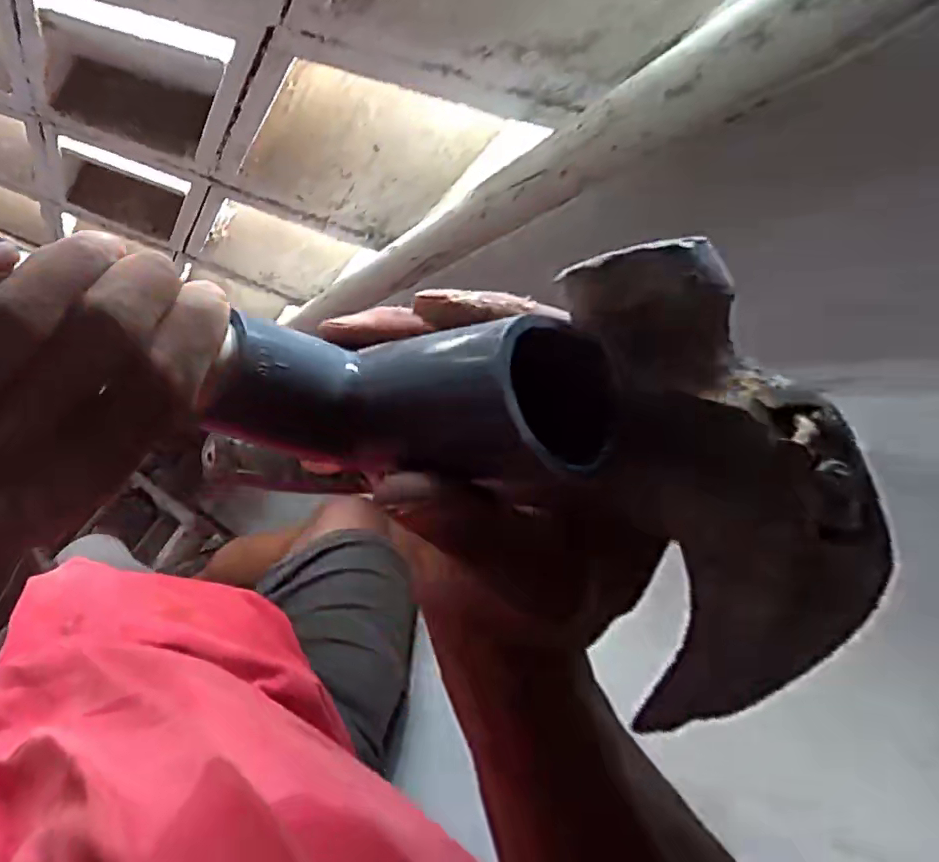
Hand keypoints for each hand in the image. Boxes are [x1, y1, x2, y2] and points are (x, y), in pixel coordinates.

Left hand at [0, 233, 229, 573]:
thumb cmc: (34, 495)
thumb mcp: (103, 487)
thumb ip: (147, 417)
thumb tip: (195, 322)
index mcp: (67, 486)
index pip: (151, 389)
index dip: (195, 330)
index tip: (208, 302)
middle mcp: (1, 444)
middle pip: (98, 331)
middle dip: (149, 283)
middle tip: (160, 274)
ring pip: (19, 306)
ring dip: (81, 259)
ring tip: (107, 252)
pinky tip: (8, 258)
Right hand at [318, 291, 665, 655]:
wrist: (497, 631)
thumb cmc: (538, 611)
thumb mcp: (522, 577)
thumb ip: (471, 532)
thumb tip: (396, 482)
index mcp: (610, 438)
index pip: (567, 346)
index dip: (500, 315)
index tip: (431, 307)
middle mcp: (554, 416)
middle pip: (488, 342)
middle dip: (414, 328)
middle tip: (350, 329)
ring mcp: (496, 423)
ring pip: (442, 361)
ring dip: (382, 349)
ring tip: (329, 344)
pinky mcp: (449, 435)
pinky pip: (409, 393)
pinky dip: (366, 385)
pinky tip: (328, 386)